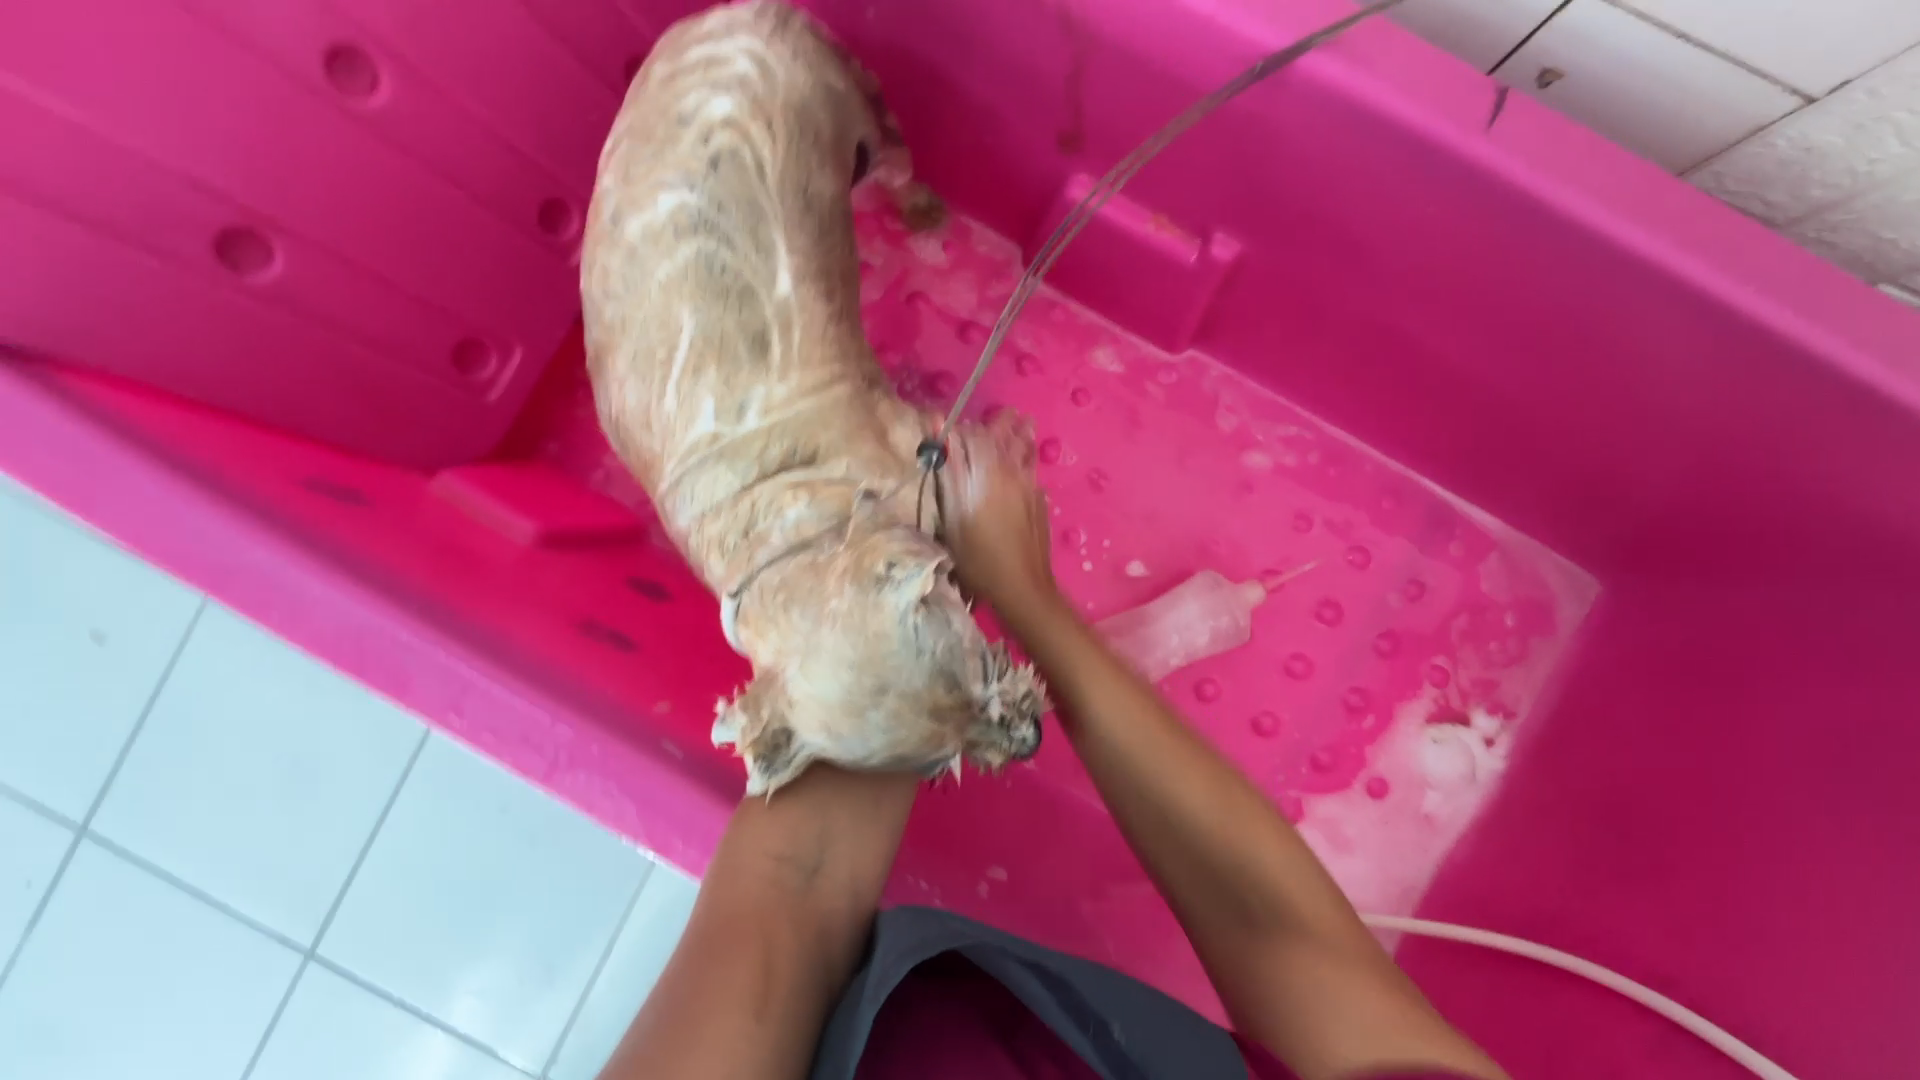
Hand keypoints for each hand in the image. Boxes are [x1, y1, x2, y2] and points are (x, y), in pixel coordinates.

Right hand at [938, 410, 1057, 618]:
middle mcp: (1013, 471)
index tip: (951, 431)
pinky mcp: (1040, 502)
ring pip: (1026, 449)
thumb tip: (938, 431)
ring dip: (1020, 435)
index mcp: (989, 471)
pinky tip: (1023, 465)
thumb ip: (947, 471)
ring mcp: (1031, 486)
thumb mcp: (953, 516)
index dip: (962, 429)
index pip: (976, 433)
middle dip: (1001, 423)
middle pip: (1009, 434)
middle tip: (997, 416)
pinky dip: (1026, 459)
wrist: (1023, 586)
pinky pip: (1032, 470)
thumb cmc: (979, 556)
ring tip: (1021, 423)